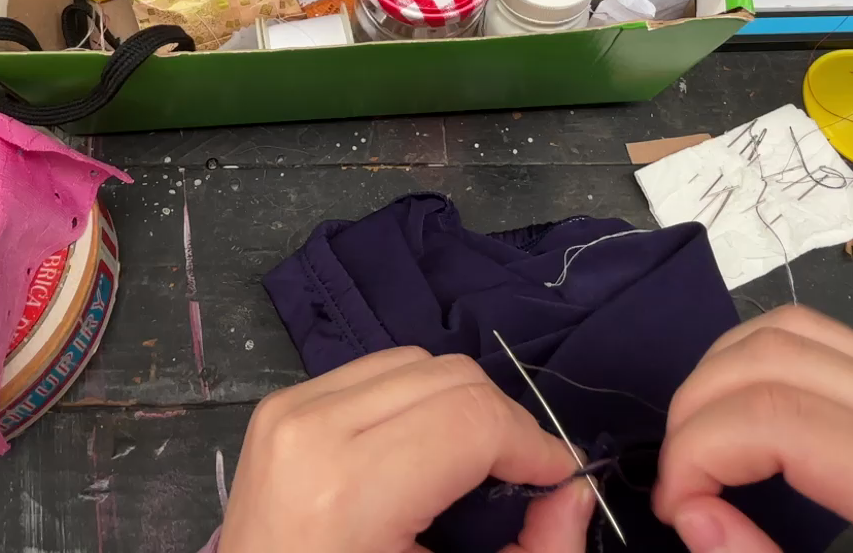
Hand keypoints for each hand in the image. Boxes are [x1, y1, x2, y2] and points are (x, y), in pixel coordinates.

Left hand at [218, 347, 595, 552]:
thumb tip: (570, 491)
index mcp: (345, 492)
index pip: (469, 420)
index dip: (532, 443)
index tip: (558, 478)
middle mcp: (311, 428)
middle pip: (448, 376)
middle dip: (502, 421)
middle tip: (521, 475)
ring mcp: (290, 406)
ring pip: (416, 361)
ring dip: (459, 403)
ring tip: (469, 462)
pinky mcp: (282, 401)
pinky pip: (376, 369)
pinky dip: (415, 399)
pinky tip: (417, 447)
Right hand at [653, 306, 852, 552]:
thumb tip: (691, 511)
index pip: (781, 418)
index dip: (699, 448)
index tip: (672, 508)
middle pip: (777, 356)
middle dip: (698, 406)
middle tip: (677, 479)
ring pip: (793, 329)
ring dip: (721, 373)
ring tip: (700, 441)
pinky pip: (820, 339)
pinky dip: (757, 361)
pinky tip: (742, 414)